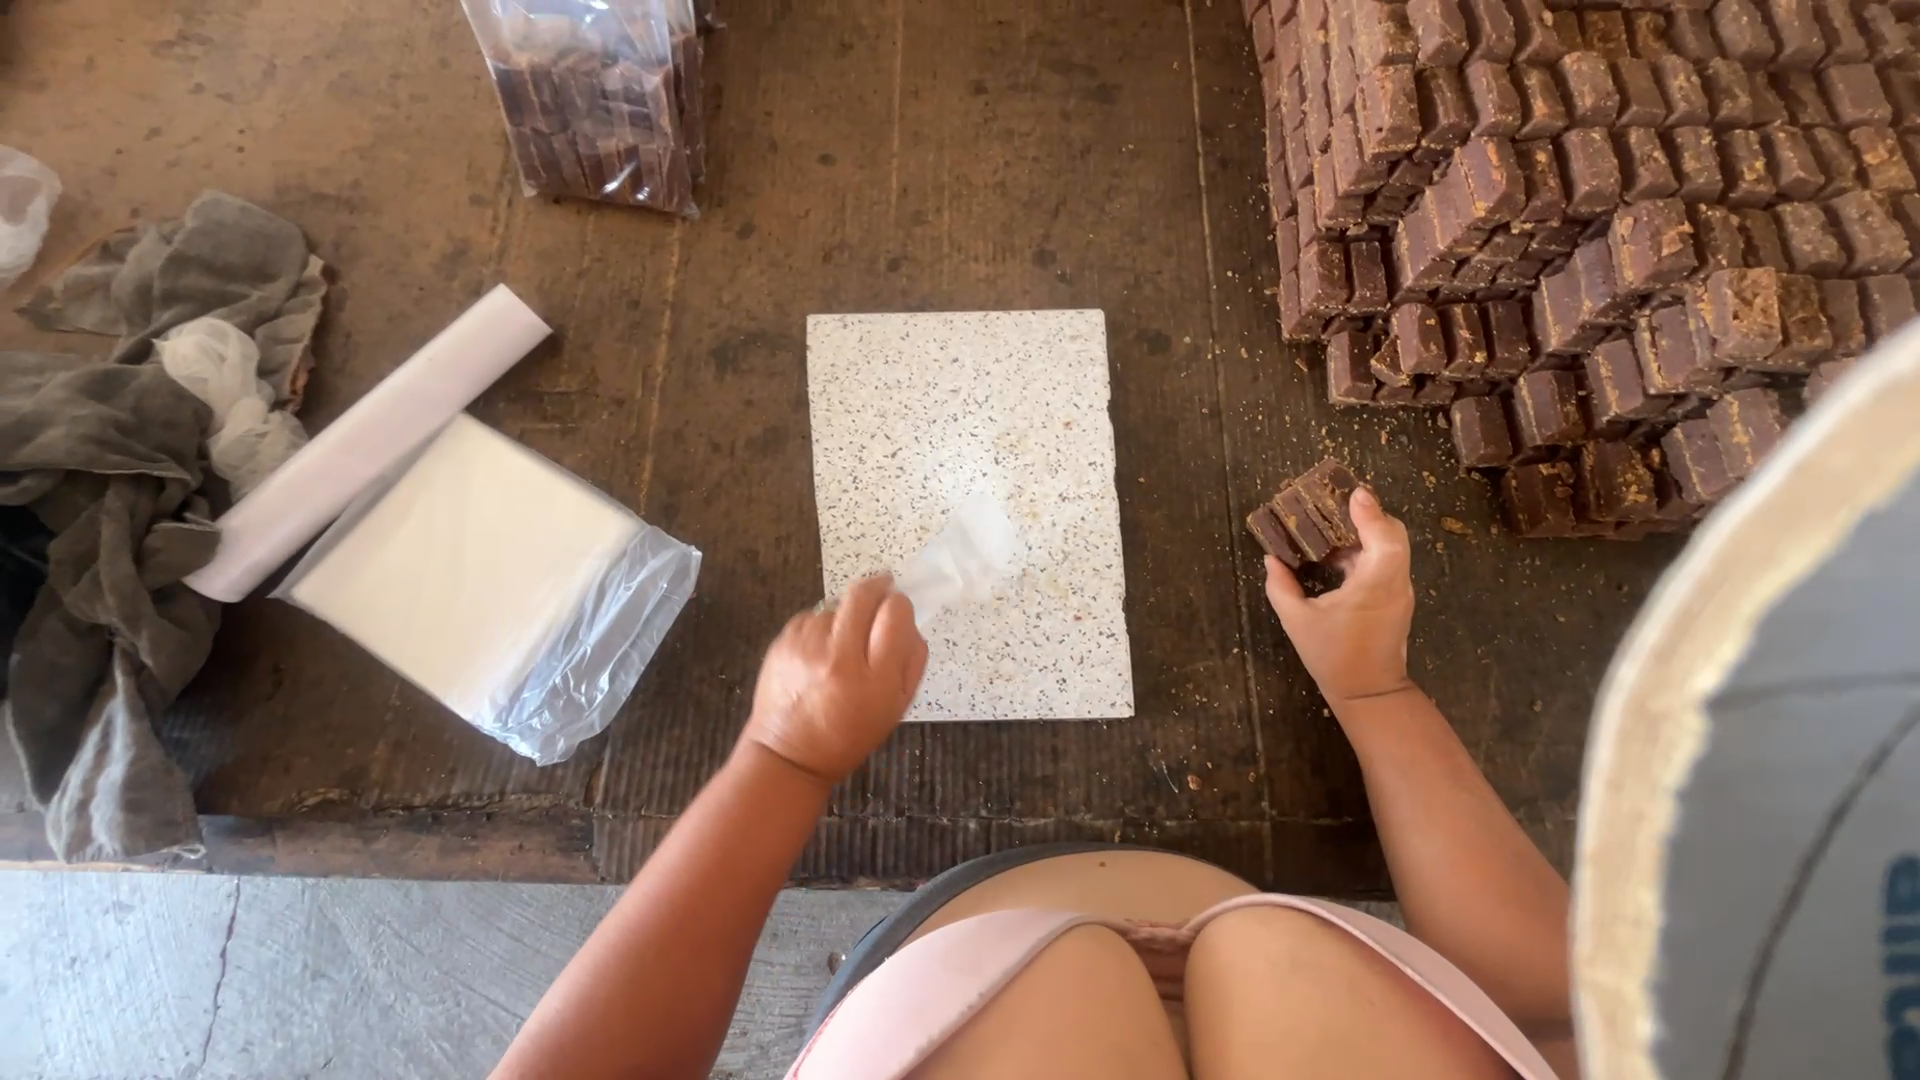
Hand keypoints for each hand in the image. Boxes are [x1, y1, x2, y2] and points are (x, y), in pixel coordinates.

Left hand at [739, 574, 928, 785]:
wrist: (789, 754)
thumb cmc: (851, 733)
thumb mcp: (898, 706)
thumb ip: (912, 659)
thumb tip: (909, 620)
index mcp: (875, 677)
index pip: (895, 613)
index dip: (900, 606)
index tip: (898, 610)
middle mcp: (839, 657)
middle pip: (863, 595)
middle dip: (877, 587)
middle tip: (883, 589)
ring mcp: (806, 647)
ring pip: (836, 605)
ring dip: (846, 614)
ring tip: (844, 640)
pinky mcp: (781, 643)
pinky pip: (810, 616)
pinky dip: (820, 625)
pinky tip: (820, 649)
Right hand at [1263, 486, 1416, 707]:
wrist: (1368, 690)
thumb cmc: (1331, 656)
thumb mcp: (1296, 621)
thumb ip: (1281, 587)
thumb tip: (1271, 560)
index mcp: (1373, 586)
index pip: (1384, 539)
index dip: (1371, 514)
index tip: (1356, 493)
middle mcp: (1393, 583)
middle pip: (1394, 535)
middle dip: (1370, 515)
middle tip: (1339, 503)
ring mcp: (1398, 591)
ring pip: (1391, 547)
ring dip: (1366, 532)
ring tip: (1333, 524)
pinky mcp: (1395, 598)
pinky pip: (1385, 562)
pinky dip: (1365, 550)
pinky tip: (1337, 554)